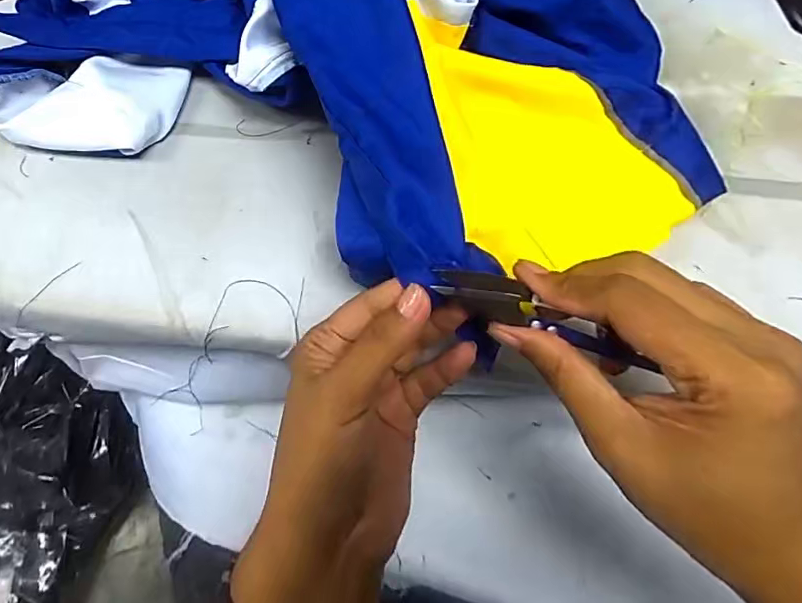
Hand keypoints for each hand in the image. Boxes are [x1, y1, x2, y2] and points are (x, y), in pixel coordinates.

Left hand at [232, 281, 475, 602]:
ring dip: (441, 332)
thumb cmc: (323, 453)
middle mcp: (352, 360)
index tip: (445, 268)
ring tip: (477, 312)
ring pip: (413, 349)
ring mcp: (378, 388)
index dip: (404, 288)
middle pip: (395, 325)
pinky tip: (470, 352)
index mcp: (327, 345)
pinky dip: (446, 366)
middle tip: (471, 289)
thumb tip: (419, 291)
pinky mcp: (400, 415)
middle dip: (428, 308)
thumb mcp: (346, 390)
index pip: (369, 305)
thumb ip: (384, 342)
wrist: (330, 534)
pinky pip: (425, 381)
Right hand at [490, 255, 801, 602]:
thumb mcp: (619, 445)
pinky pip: (682, 295)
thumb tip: (509, 325)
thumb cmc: (700, 508)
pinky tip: (618, 335)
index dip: (572, 287)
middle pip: (650, 276)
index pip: (635, 303)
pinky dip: (637, 302)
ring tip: (574, 321)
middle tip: (540, 299)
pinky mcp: (764, 337)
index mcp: (734, 375)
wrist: (786, 548)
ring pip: (663, 278)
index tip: (521, 281)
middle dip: (584, 280)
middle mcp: (761, 342)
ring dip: (608, 289)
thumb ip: (566, 374)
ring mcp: (769, 336)